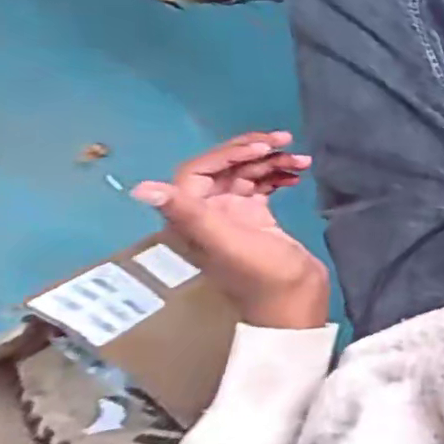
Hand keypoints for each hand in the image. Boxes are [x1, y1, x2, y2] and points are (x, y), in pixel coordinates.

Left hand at [131, 131, 328, 328]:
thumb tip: (141, 188)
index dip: (226, 153)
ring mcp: (235, 215)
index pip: (198, 170)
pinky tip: (298, 173)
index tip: (261, 148)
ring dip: (272, 161)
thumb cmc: (262, 274)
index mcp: (194, 219)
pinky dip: (279, 174)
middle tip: (285, 140)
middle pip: (224, 167)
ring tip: (302, 159)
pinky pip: (263, 185)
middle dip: (253, 150)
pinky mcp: (258, 219)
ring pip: (247, 173)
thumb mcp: (226, 243)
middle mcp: (209, 213)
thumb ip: (188, 214)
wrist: (295, 303)